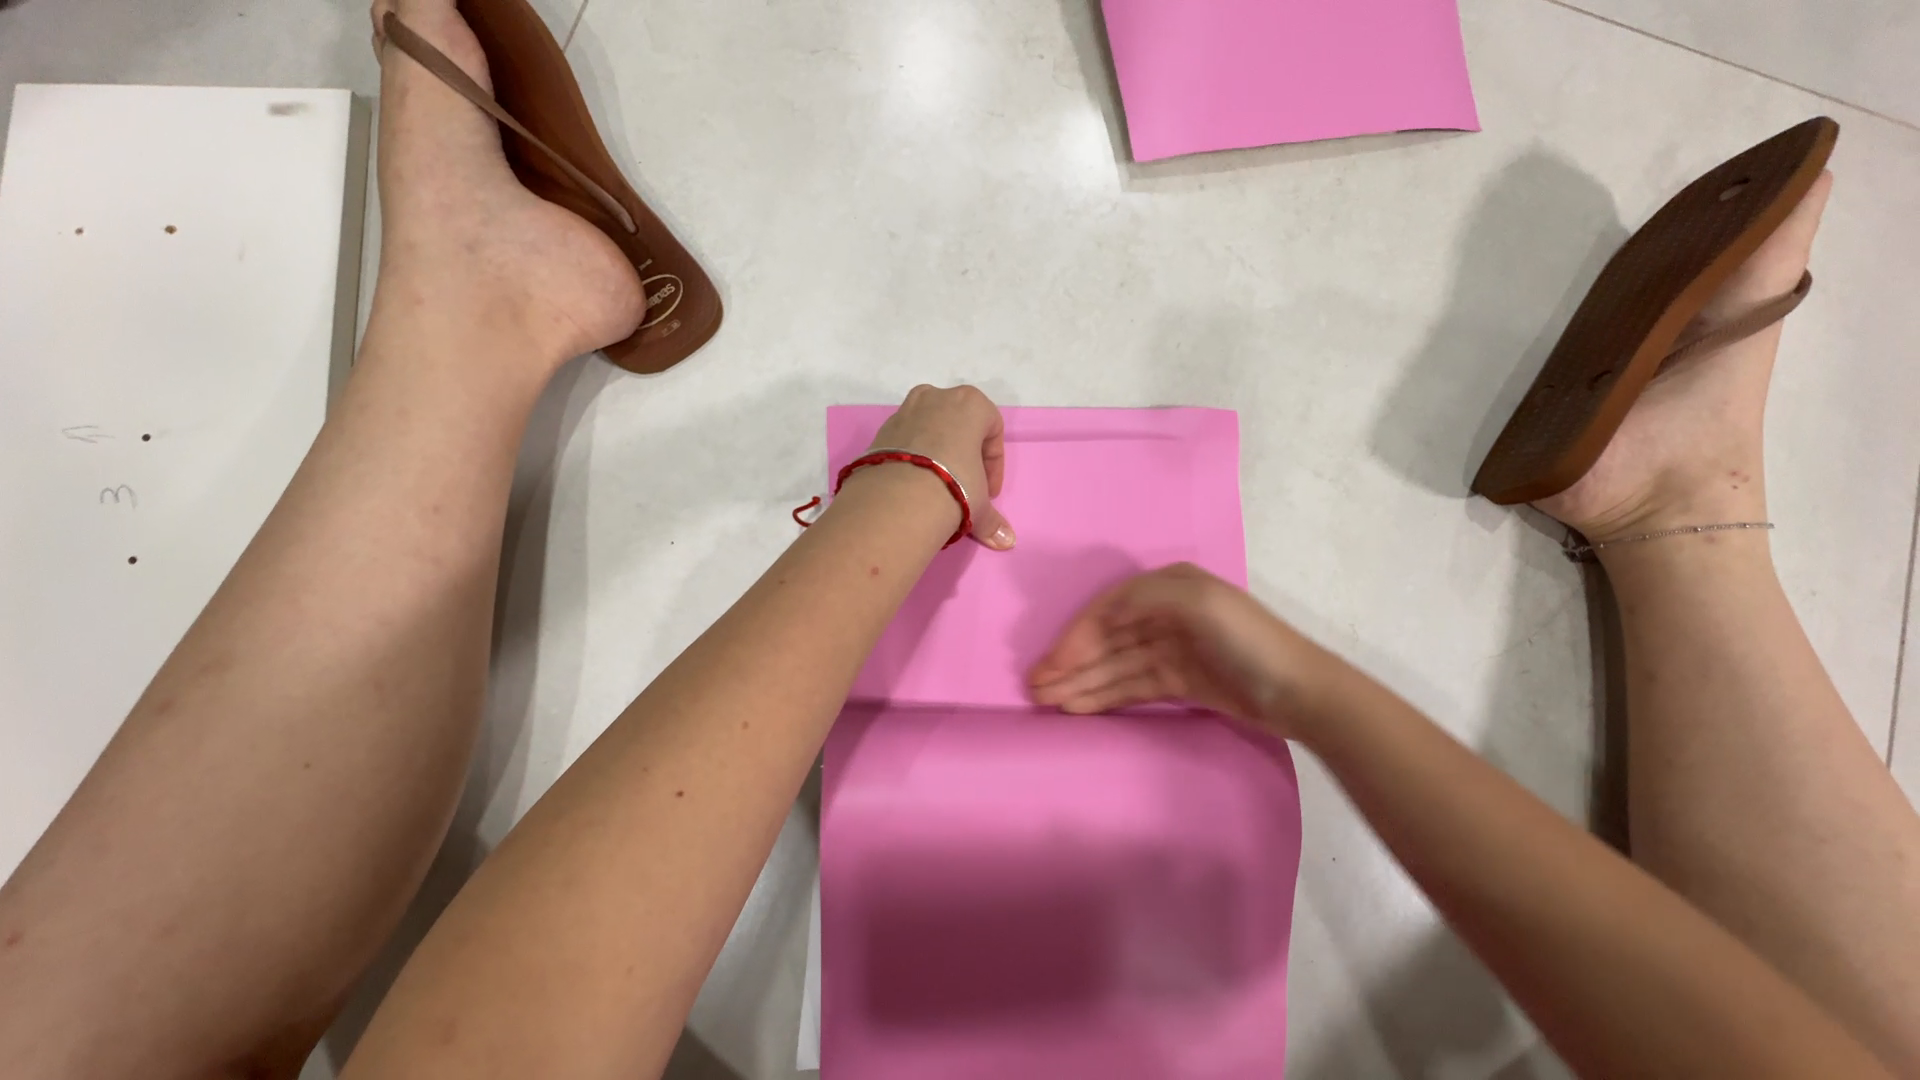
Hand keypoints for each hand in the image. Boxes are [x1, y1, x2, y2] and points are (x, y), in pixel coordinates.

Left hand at [860, 384, 1015, 549]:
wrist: (898, 496)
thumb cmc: (954, 485)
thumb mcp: (980, 503)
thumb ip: (993, 519)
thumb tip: (1007, 540)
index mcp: (970, 402)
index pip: (993, 430)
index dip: (994, 466)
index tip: (989, 492)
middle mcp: (937, 396)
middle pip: (960, 425)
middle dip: (965, 455)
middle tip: (966, 485)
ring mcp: (905, 409)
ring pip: (931, 429)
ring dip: (938, 454)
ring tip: (937, 486)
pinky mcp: (882, 429)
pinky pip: (906, 440)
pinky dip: (914, 457)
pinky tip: (914, 484)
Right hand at [1027, 563, 1334, 736]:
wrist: (1300, 692)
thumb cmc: (1247, 640)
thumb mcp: (1198, 601)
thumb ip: (1143, 597)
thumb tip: (1100, 615)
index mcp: (1168, 588)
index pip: (1108, 610)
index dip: (1075, 638)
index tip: (1051, 666)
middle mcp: (1165, 614)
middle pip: (1106, 640)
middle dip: (1071, 663)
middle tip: (1035, 689)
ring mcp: (1171, 649)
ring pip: (1114, 666)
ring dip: (1081, 682)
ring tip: (1048, 703)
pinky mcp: (1178, 681)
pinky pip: (1131, 686)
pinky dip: (1104, 696)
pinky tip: (1078, 707)